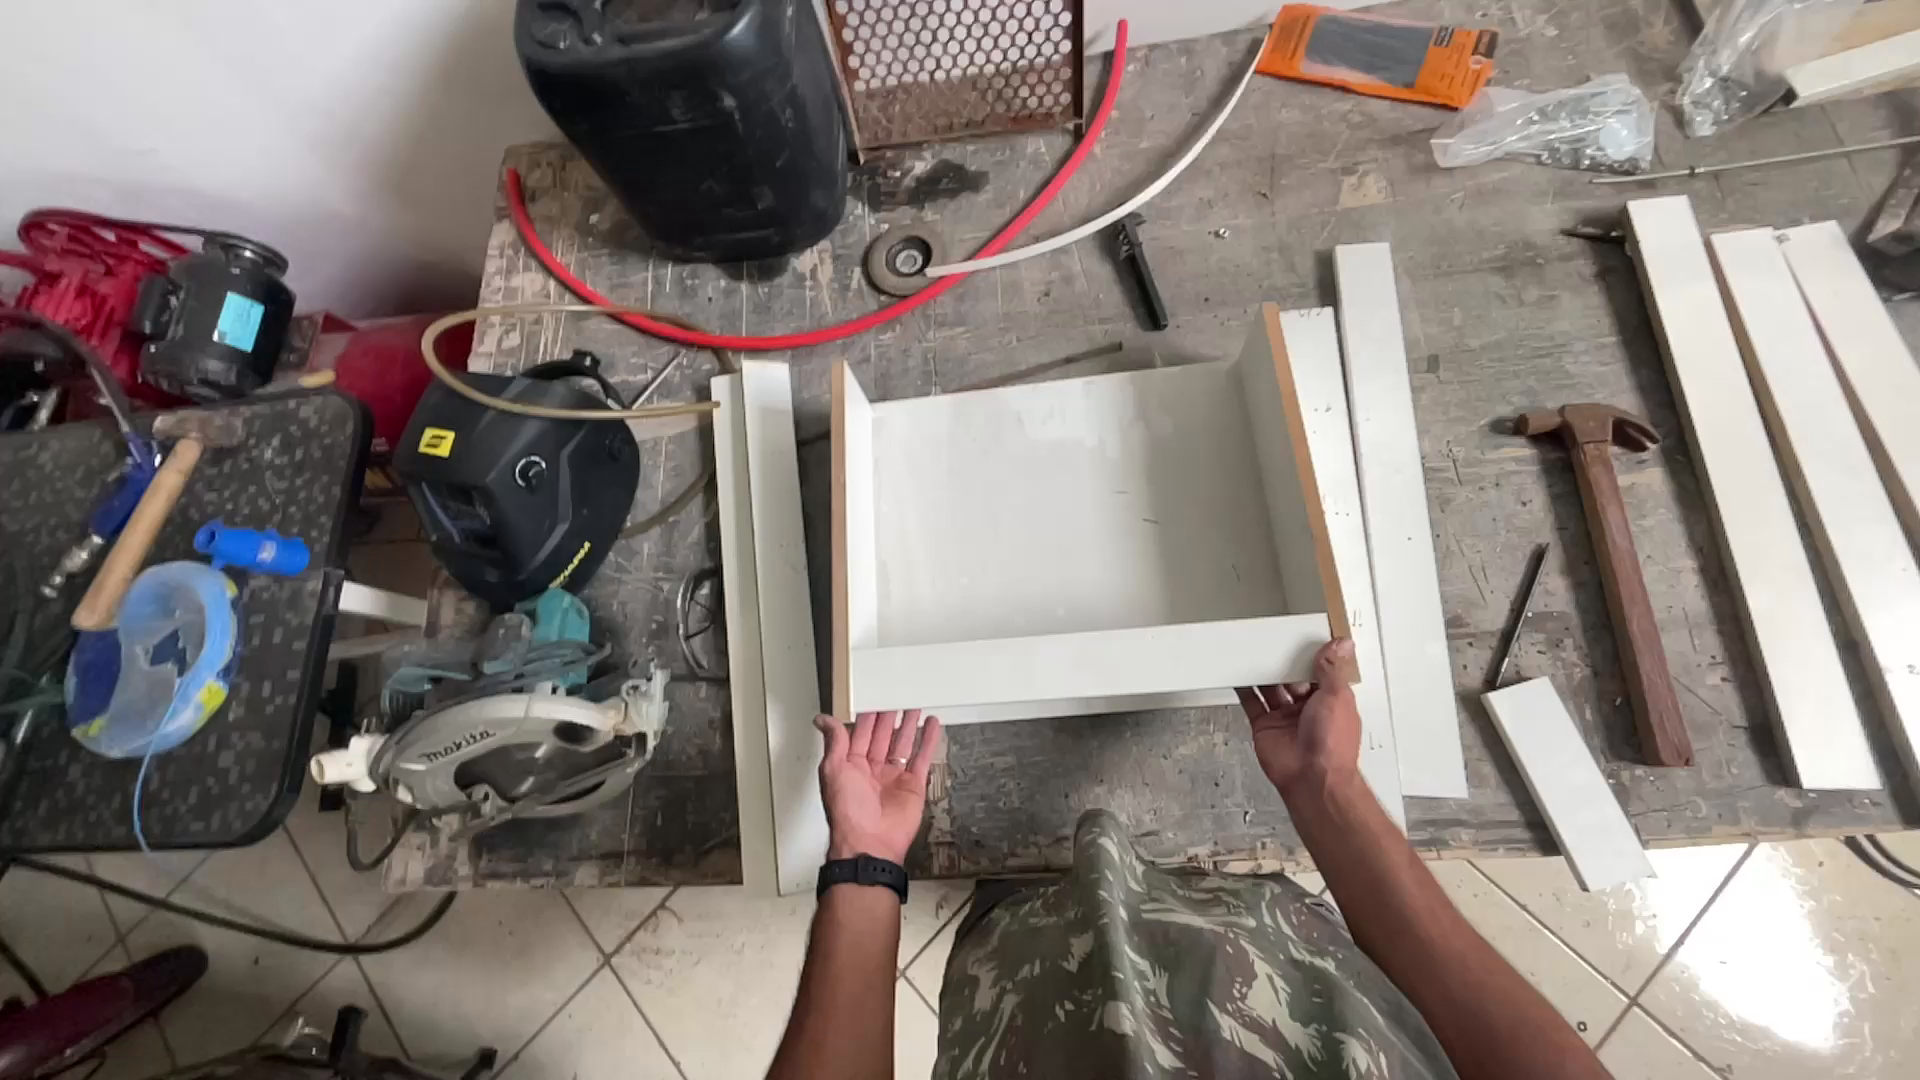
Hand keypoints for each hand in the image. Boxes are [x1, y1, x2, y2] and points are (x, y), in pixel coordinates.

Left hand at [815, 709, 942, 864]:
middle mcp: (873, 771)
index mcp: (851, 766)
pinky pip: (922, 758)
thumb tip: (822, 719)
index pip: (860, 735)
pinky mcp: (913, 785)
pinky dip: (928, 741)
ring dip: (909, 726)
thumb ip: (834, 741)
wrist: (870, 843)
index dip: (868, 718)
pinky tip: (931, 726)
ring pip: (903, 744)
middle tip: (896, 697)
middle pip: (883, 737)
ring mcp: (894, 778)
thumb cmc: (848, 812)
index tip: (873, 698)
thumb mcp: (833, 770)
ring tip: (915, 707)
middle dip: (890, 718)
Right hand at [1237, 639, 1361, 797]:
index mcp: (1331, 701)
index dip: (1312, 657)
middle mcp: (1308, 709)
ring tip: (1253, 652)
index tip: (1303, 639)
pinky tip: (1238, 675)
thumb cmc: (1332, 746)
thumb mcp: (1337, 696)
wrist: (1311, 777)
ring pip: (1271, 688)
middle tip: (1273, 642)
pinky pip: (1251, 702)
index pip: (1320, 672)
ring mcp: (1285, 718)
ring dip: (1263, 672)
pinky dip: (1244, 689)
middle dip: (1284, 663)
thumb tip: (1341, 645)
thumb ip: (1331, 670)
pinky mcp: (1265, 726)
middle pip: (1292, 678)